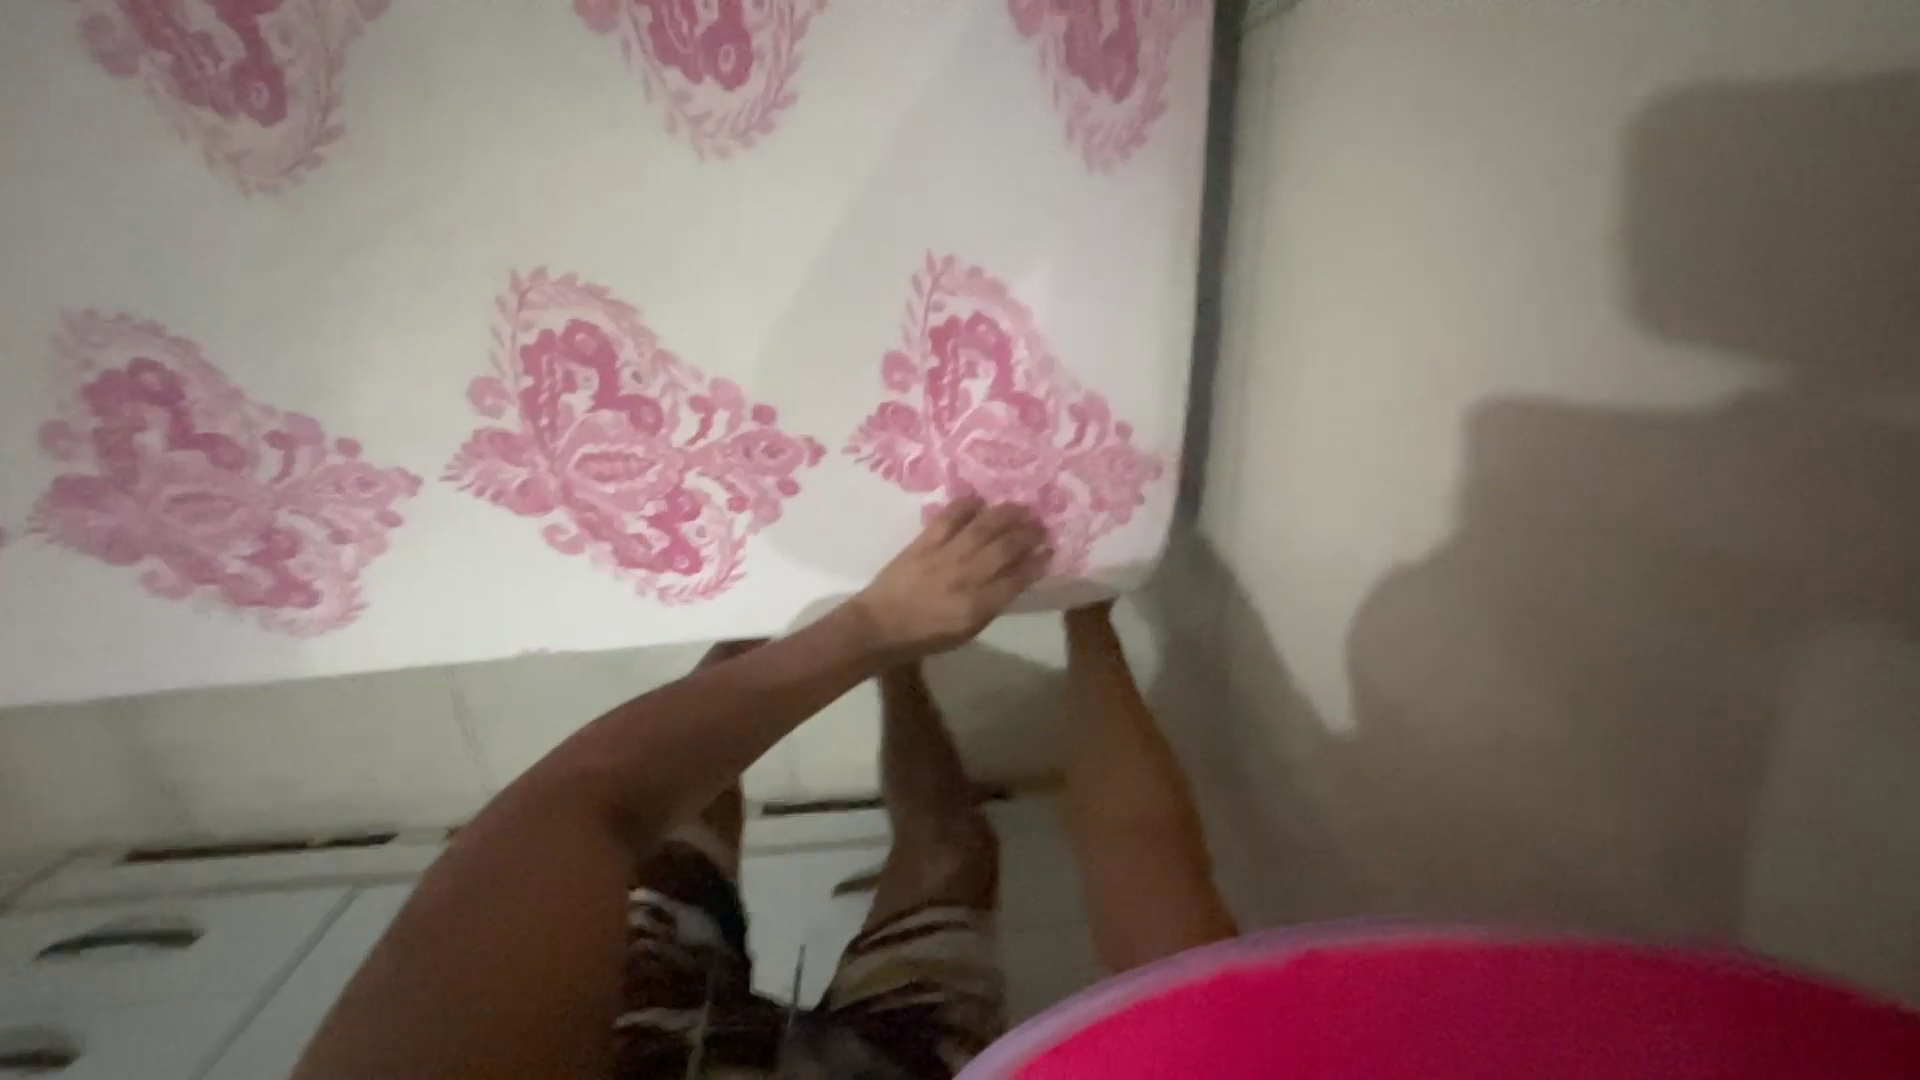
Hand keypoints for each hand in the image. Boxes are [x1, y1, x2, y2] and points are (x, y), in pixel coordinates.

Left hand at [852, 497, 1050, 658]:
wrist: (880, 626)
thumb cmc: (925, 636)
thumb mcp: (967, 631)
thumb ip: (992, 604)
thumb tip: (1013, 579)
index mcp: (978, 606)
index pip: (1018, 578)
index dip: (1038, 562)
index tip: (1050, 551)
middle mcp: (966, 577)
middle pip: (1006, 547)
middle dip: (1029, 533)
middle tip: (1042, 525)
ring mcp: (944, 555)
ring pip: (983, 527)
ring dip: (1006, 514)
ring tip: (1021, 508)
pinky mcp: (924, 542)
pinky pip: (949, 517)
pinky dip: (966, 505)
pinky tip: (980, 500)